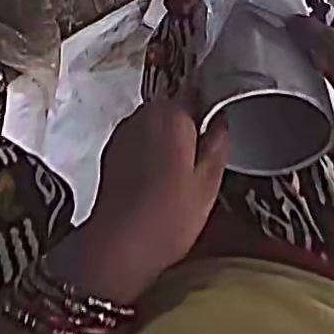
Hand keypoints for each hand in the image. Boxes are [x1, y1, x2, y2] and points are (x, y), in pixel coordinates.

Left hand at [51, 98, 229, 302]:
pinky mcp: (112, 146)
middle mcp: (146, 112)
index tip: (216, 122)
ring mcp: (126, 128)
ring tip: (176, 171)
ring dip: (165, 135)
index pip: (195, 89)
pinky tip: (153, 177)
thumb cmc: (170, 215)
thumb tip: (222, 119)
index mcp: (173, 114)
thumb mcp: (208, 183)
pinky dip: (147, 148)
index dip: (208, 104)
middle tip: (199, 157)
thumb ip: (218, 142)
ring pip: (154, 121)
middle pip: (173, 105)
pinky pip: (137, 136)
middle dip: (186, 123)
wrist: (120, 244)